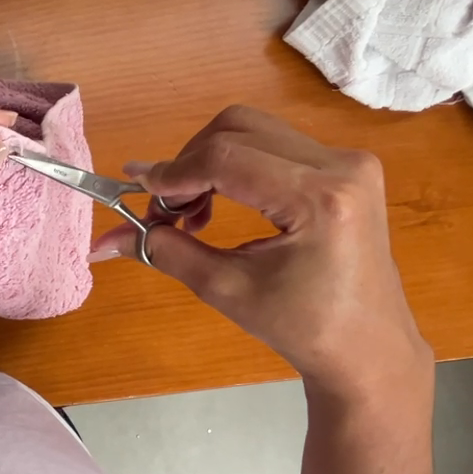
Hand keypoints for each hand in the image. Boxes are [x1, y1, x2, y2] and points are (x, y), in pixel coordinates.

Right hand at [96, 105, 431, 399]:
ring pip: (251, 132)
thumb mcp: (224, 289)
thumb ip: (165, 253)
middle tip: (161, 211)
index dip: (171, 173)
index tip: (133, 193)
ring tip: (186, 214)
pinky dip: (229, 168)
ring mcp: (345, 161)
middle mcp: (339, 165)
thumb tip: (105, 241)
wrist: (366, 344)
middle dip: (186, 164)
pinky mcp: (342, 168)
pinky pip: (269, 147)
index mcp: (318, 197)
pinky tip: (213, 206)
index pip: (226, 159)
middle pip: (237, 129)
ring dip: (204, 164)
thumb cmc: (300, 325)